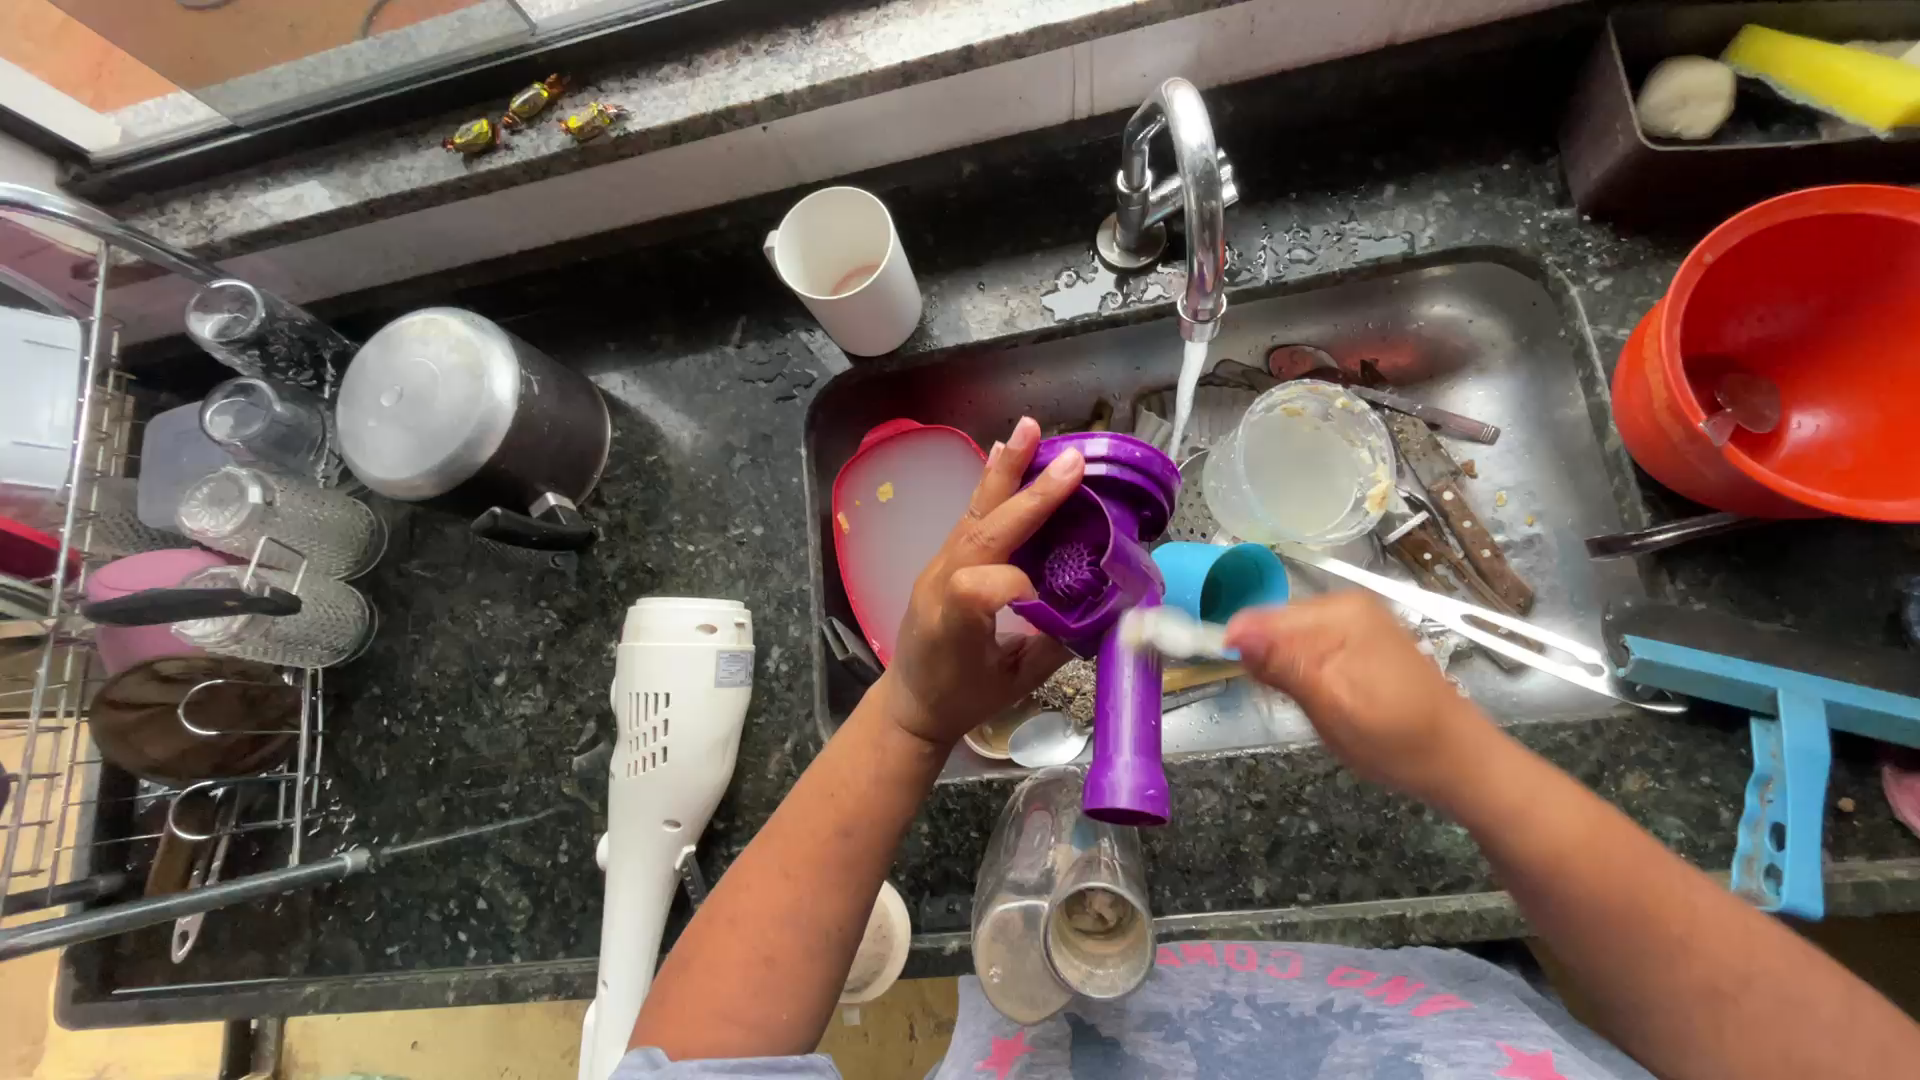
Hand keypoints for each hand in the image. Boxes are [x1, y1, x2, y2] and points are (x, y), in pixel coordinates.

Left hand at [879, 417, 1082, 747]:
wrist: (909, 702)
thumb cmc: (960, 699)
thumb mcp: (1011, 685)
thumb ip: (1053, 647)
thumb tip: (1100, 612)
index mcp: (952, 624)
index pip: (987, 586)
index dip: (1024, 586)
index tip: (1053, 603)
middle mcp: (940, 584)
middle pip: (984, 530)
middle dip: (1029, 494)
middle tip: (1067, 458)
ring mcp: (937, 565)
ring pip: (975, 512)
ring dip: (1005, 472)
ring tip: (1027, 431)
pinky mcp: (943, 558)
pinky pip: (969, 516)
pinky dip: (991, 485)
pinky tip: (1004, 454)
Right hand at [1225, 592, 1498, 804]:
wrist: (1459, 762)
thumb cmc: (1397, 741)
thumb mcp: (1331, 706)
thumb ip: (1282, 665)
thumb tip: (1232, 633)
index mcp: (1340, 613)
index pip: (1260, 618)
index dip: (1243, 651)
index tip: (1250, 686)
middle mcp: (1347, 605)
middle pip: (1273, 626)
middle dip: (1269, 663)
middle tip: (1290, 702)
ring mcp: (1356, 620)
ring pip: (1288, 639)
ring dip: (1286, 671)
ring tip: (1309, 702)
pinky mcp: (1360, 638)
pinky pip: (1309, 647)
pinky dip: (1305, 673)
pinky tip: (1323, 696)